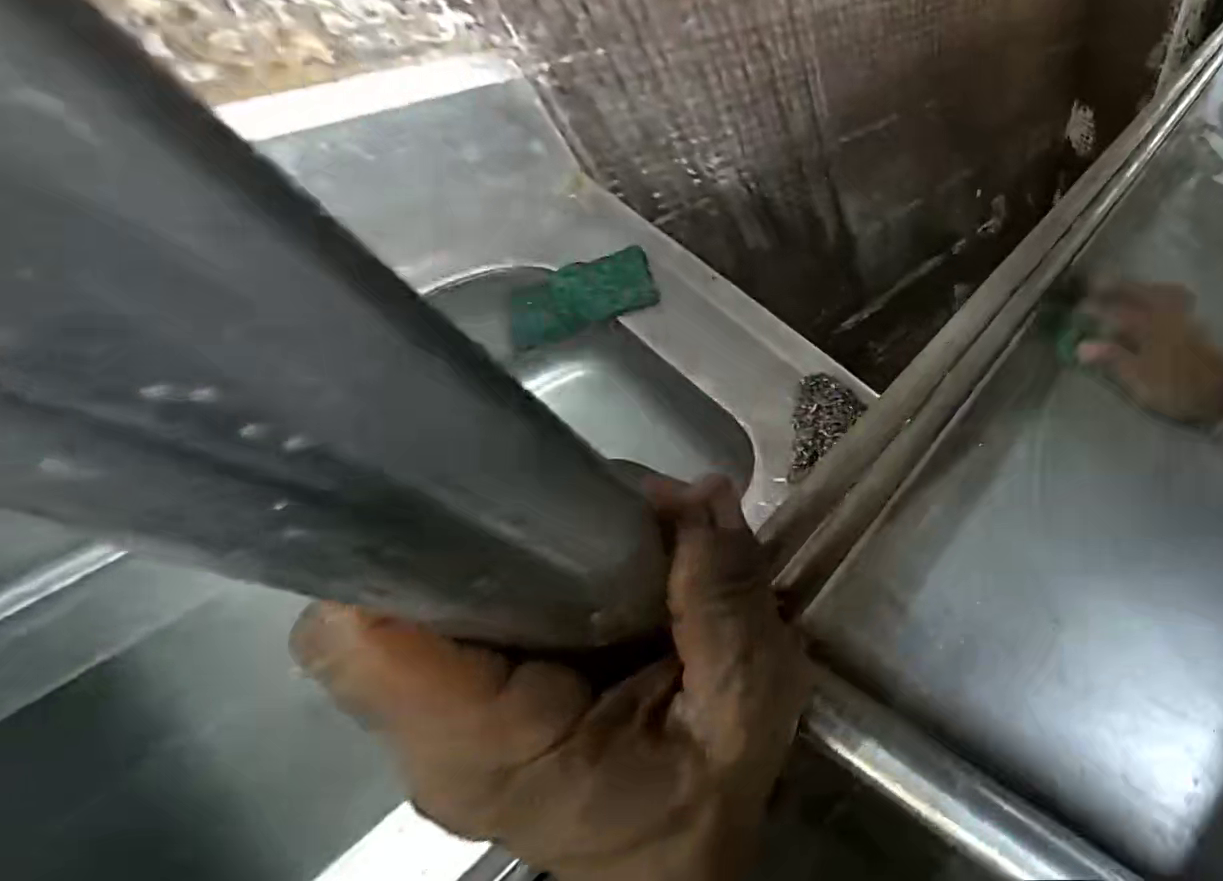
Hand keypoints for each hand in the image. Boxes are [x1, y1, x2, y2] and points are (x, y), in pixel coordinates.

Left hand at [291, 475, 811, 880]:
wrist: (686, 861)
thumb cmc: (706, 802)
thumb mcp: (745, 704)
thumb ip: (725, 601)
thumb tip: (707, 493)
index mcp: (487, 743)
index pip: (366, 638)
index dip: (409, 546)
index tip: (502, 490)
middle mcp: (445, 722)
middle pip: (425, 583)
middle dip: (531, 519)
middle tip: (642, 507)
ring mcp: (468, 699)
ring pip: (475, 574)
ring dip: (566, 528)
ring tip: (661, 524)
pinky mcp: (501, 679)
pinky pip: (512, 589)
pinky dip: (575, 551)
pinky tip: (643, 549)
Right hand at [1074, 279, 1222, 426]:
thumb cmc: (1179, 385)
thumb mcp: (1139, 378)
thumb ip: (1111, 358)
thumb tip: (1080, 346)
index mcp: (1145, 322)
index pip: (1112, 309)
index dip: (1092, 308)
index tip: (1077, 308)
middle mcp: (1162, 310)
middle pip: (1135, 290)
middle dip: (1114, 286)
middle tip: (1097, 283)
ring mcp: (1182, 313)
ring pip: (1155, 291)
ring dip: (1138, 287)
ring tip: (1125, 289)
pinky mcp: (1197, 321)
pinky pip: (1170, 298)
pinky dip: (1157, 295)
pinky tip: (1155, 302)